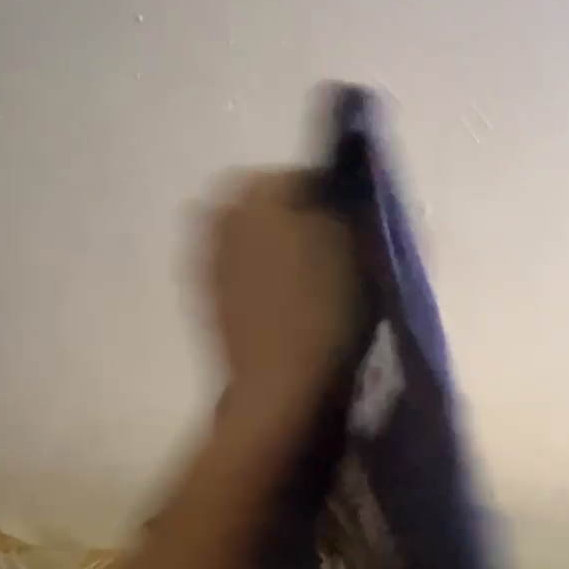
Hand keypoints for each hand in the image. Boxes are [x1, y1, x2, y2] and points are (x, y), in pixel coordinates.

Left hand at [199, 169, 354, 414]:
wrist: (280, 390)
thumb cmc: (327, 314)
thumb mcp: (363, 250)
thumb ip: (354, 210)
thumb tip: (351, 195)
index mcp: (257, 186)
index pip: (310, 178)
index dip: (342, 204)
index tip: (362, 236)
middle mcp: (220, 210)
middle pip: (278, 209)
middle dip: (306, 228)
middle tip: (340, 263)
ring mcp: (205, 258)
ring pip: (261, 245)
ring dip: (285, 258)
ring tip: (318, 293)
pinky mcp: (205, 302)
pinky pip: (248, 279)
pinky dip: (268, 288)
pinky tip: (292, 315)